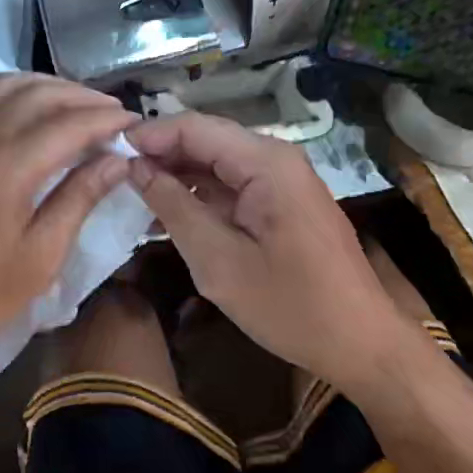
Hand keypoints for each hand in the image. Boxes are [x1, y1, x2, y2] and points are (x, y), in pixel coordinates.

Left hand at [0, 74, 135, 400]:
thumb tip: (117, 160)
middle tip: (113, 114)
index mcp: (9, 163)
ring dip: (45, 86)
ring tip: (74, 104)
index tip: (136, 123)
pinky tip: (13, 105)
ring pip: (5, 85)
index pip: (70, 123)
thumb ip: (79, 199)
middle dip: (82, 97)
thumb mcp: (39, 258)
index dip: (106, 120)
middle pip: (40, 94)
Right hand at [127, 113, 402, 383]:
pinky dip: (199, 195)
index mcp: (265, 162)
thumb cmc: (292, 306)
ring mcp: (281, 178)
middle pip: (204, 139)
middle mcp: (275, 157)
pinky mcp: (281, 199)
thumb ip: (174, 206)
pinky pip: (231, 184)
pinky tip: (167, 215)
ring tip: (131, 196)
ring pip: (215, 162)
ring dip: (176, 175)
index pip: (194, 127)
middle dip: (159, 154)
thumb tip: (136, 167)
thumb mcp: (219, 261)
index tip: (109, 152)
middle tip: (114, 174)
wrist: (363, 345)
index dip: (149, 135)